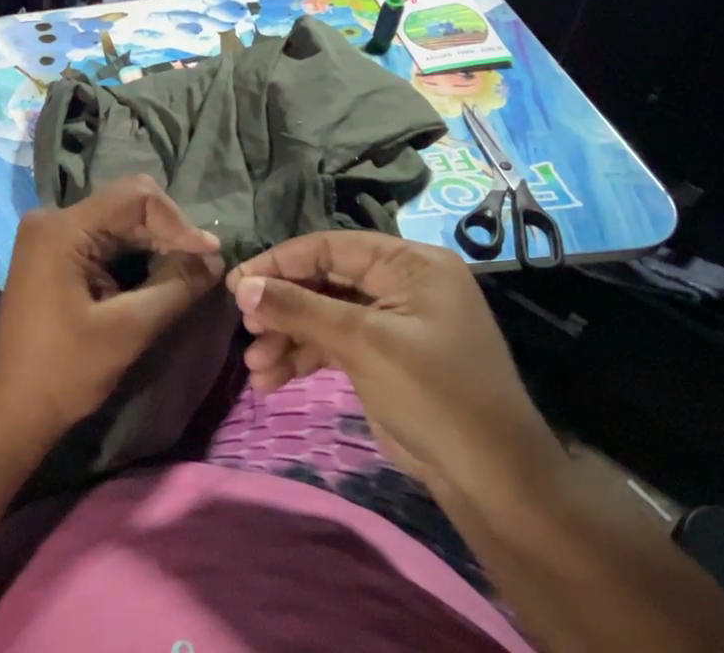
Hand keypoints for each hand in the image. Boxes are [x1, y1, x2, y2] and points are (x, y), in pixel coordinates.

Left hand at [0, 176, 224, 444]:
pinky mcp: (51, 257)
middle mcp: (51, 220)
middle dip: (168, 235)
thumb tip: (216, 258)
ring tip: (185, 278)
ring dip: (153, 248)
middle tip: (203, 272)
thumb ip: (176, 285)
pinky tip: (155, 282)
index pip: (136, 196)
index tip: (208, 258)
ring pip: (117, 224)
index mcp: (61, 228)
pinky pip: (101, 241)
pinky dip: (132, 258)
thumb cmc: (65, 369)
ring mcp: (48, 238)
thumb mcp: (129, 327)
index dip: (179, 222)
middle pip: (126, 206)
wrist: (11, 406)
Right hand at [228, 231, 559, 492]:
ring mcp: (390, 323)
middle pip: (321, 282)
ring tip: (256, 367)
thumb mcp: (364, 343)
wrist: (488, 477)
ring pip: (320, 316)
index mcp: (411, 265)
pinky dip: (301, 358)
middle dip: (280, 308)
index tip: (234, 285)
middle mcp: (401, 285)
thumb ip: (300, 309)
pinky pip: (330, 344)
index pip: (330, 247)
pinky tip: (271, 381)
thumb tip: (241, 285)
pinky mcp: (380, 356)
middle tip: (246, 329)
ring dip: (285, 339)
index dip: (279, 263)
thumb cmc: (434, 394)